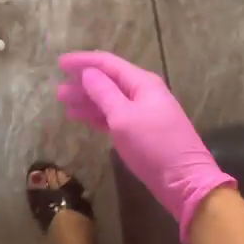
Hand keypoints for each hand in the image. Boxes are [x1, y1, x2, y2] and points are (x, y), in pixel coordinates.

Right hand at [58, 51, 234, 243]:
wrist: (185, 182)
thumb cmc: (154, 146)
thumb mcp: (124, 118)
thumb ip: (104, 93)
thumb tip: (88, 73)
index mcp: (142, 83)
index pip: (107, 63)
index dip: (82, 61)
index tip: (59, 63)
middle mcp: (143, 93)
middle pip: (108, 80)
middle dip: (82, 82)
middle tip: (58, 89)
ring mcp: (144, 113)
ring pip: (110, 99)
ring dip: (87, 99)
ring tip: (64, 102)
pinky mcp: (142, 132)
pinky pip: (114, 116)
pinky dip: (97, 115)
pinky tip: (82, 117)